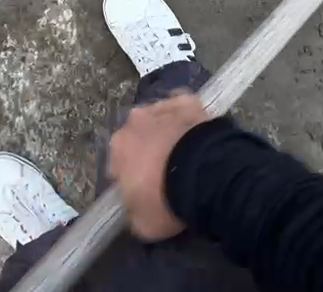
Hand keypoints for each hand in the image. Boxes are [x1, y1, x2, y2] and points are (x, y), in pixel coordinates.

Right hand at [107, 92, 211, 240]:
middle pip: (136, 136)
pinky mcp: (186, 100)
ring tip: (182, 153)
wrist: (204, 174)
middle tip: (162, 172)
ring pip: (158, 119)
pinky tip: (193, 132)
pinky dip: (184, 118)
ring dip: (164, 132)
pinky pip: (181, 108)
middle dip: (145, 151)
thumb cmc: (166, 200)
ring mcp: (161, 106)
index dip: (129, 178)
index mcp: (118, 147)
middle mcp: (134, 120)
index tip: (142, 191)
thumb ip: (132, 209)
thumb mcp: (141, 222)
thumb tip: (134, 205)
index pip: (117, 164)